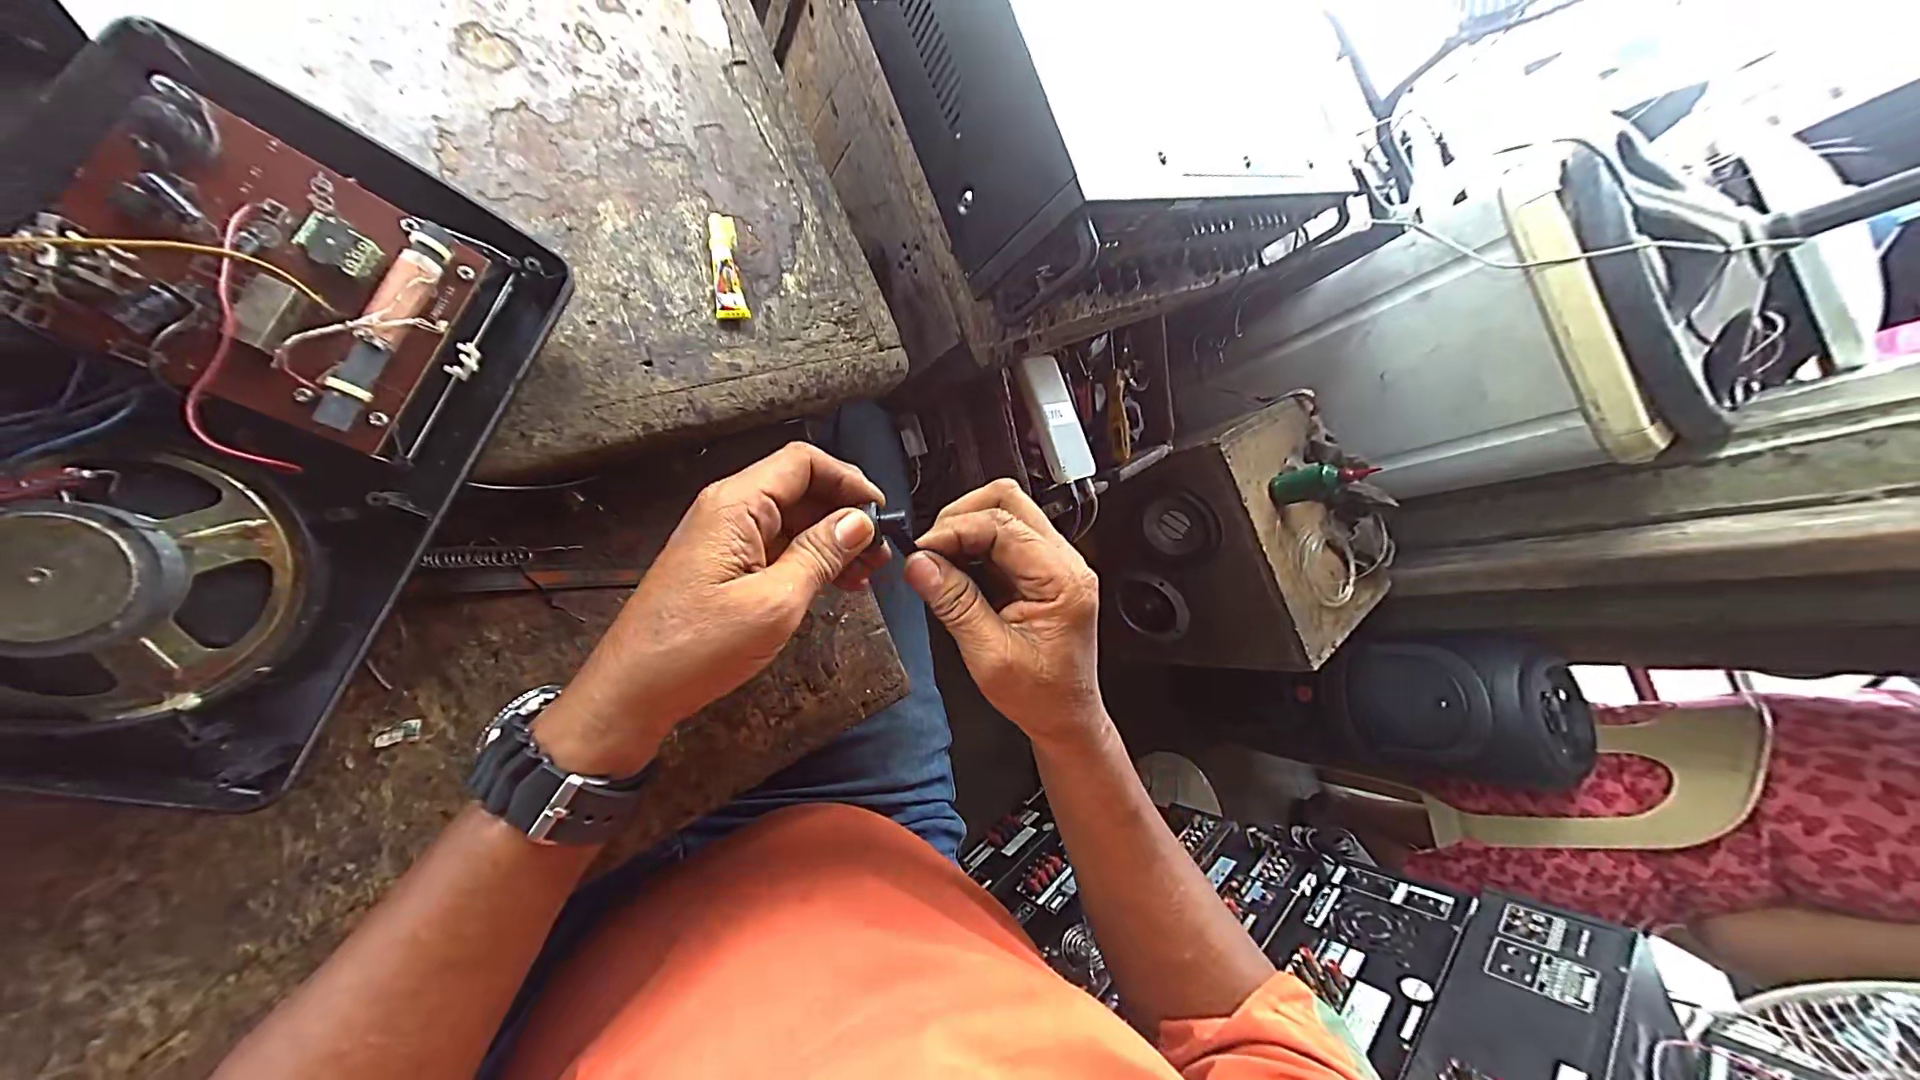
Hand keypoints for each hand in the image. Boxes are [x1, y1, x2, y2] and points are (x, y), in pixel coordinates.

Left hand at [534, 442, 887, 775]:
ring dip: (832, 540)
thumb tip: (857, 523)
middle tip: (877, 550)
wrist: (633, 693)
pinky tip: (835, 582)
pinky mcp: (725, 565)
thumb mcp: (775, 602)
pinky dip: (811, 559)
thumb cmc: (691, 650)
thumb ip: (820, 555)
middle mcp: (728, 512)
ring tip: (863, 572)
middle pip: (801, 489)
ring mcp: (725, 539)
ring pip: (794, 520)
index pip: (803, 463)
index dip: (848, 481)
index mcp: (735, 506)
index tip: (878, 512)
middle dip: (845, 514)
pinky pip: (778, 546)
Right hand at [904, 478, 1105, 748]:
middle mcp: (1064, 562)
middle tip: (930, 548)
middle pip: (1007, 501)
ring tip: (940, 561)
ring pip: (1005, 513)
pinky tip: (957, 570)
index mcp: (1061, 579)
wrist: (1065, 717)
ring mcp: (1054, 563)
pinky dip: (973, 545)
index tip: (922, 550)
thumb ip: (955, 603)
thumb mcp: (989, 654)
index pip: (1002, 524)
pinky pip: (1004, 538)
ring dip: (966, 529)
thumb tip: (920, 564)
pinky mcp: (1040, 571)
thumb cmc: (1041, 695)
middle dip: (960, 516)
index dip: (954, 529)